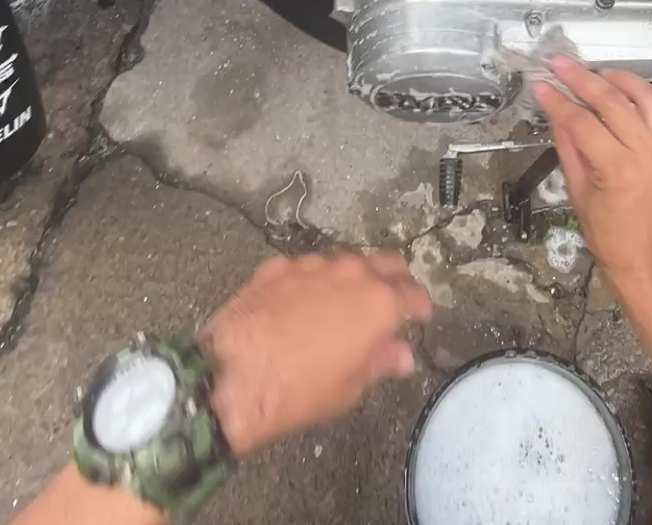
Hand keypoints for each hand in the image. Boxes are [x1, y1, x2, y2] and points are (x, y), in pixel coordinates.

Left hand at [198, 251, 432, 454]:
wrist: (229, 377)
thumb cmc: (298, 390)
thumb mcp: (349, 388)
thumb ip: (381, 362)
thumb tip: (402, 355)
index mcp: (379, 302)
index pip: (415, 294)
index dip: (421, 307)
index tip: (421, 316)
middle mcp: (352, 272)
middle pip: (389, 262)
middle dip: (397, 279)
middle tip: (392, 302)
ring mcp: (314, 264)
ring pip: (347, 260)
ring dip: (353, 278)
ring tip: (343, 303)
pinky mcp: (279, 265)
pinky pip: (307, 268)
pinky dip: (312, 282)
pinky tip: (300, 304)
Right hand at [532, 57, 651, 296]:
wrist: (644, 257)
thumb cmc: (607, 233)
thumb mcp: (576, 189)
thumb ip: (567, 144)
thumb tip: (554, 110)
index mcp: (618, 170)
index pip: (583, 122)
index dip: (559, 101)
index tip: (542, 86)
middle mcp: (646, 154)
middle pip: (612, 102)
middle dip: (582, 78)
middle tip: (561, 63)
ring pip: (644, 97)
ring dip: (618, 78)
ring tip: (594, 70)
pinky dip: (640, 93)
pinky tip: (620, 88)